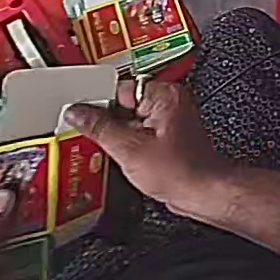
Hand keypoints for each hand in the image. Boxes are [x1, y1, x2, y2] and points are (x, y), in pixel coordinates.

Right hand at [64, 80, 235, 218]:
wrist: (202, 192)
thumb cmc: (180, 170)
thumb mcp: (128, 148)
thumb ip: (99, 127)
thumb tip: (77, 113)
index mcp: (164, 94)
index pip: (119, 86)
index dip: (97, 101)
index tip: (79, 113)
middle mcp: (171, 101)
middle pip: (124, 103)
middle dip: (107, 120)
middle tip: (92, 135)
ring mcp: (171, 118)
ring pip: (131, 119)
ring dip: (117, 134)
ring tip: (110, 149)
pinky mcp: (169, 135)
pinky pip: (141, 132)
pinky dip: (129, 143)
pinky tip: (121, 156)